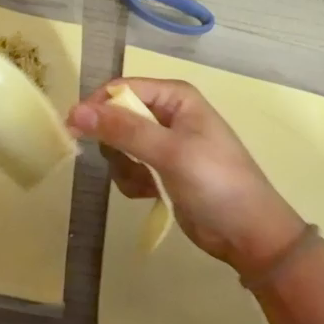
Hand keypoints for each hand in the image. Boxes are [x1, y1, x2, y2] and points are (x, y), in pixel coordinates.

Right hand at [69, 79, 307, 278]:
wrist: (249, 234)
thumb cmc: (215, 182)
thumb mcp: (169, 152)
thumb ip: (123, 130)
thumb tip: (75, 111)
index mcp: (175, 97)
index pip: (121, 89)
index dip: (97, 107)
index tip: (76, 131)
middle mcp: (168, 114)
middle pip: (116, 117)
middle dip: (113, 143)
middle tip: (122, 163)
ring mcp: (164, 144)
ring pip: (118, 146)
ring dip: (123, 167)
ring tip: (144, 183)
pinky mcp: (161, 171)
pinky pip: (128, 168)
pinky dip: (132, 182)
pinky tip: (150, 195)